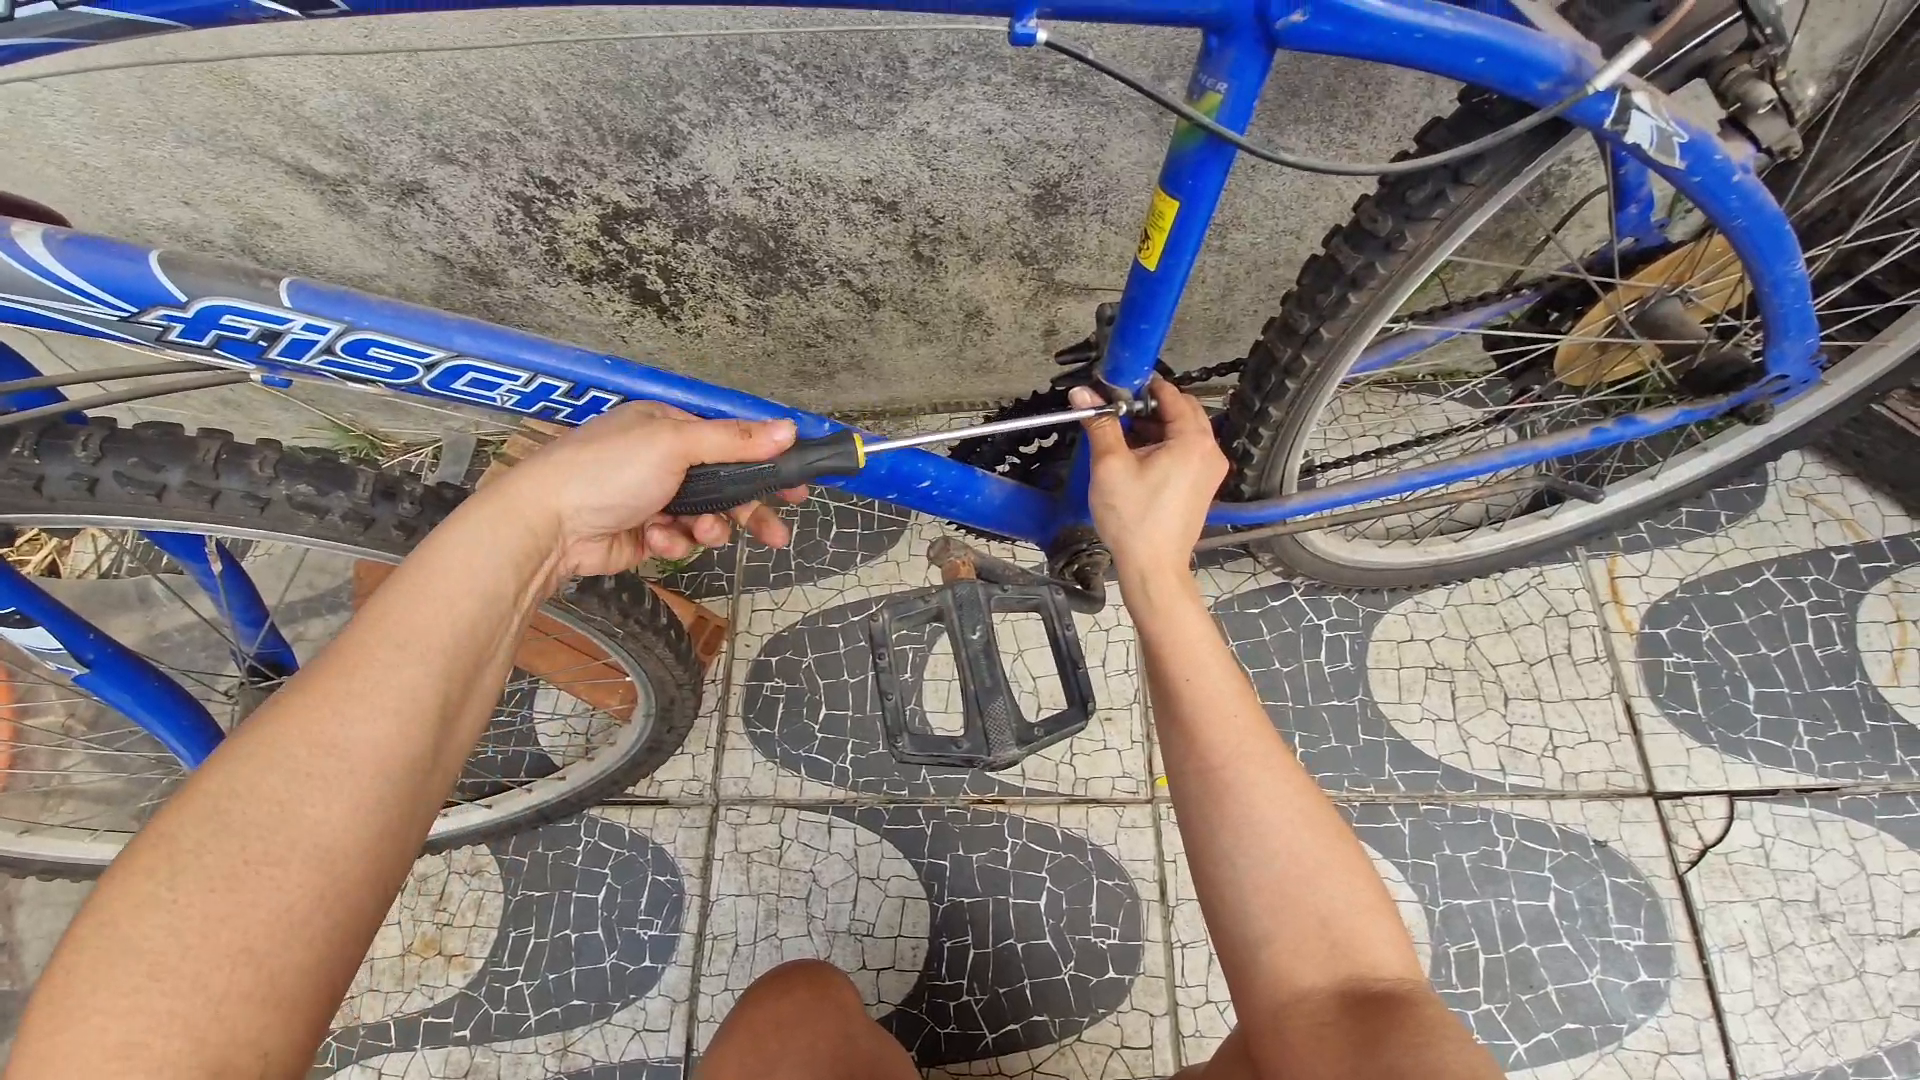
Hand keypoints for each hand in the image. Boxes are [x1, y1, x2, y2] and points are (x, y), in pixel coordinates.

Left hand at [484, 401, 805, 579]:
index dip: (766, 465)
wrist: (549, 525)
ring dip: (704, 529)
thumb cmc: (609, 470)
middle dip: (747, 511)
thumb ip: (735, 440)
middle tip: (776, 534)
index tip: (796, 486)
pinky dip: (672, 542)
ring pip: (708, 519)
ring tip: (690, 531)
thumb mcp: (676, 444)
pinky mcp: (647, 535)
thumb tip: (790, 428)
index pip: (733, 443)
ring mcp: (656, 499)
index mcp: (671, 428)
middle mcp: (665, 461)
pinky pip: (681, 541)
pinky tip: (653, 539)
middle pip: (726, 487)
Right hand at [1070, 378, 1225, 583]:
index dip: (1142, 387)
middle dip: (1149, 407)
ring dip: (1155, 427)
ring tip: (1122, 437)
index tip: (1117, 388)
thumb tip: (1083, 394)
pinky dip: (1164, 447)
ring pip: (1183, 432)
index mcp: (1193, 441)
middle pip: (1181, 411)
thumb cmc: (1134, 520)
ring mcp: (1209, 471)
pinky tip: (1137, 458)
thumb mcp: (1110, 465)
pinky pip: (1185, 453)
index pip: (1172, 394)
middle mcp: (1210, 452)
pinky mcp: (1202, 486)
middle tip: (1117, 412)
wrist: (1152, 566)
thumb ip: (1100, 424)